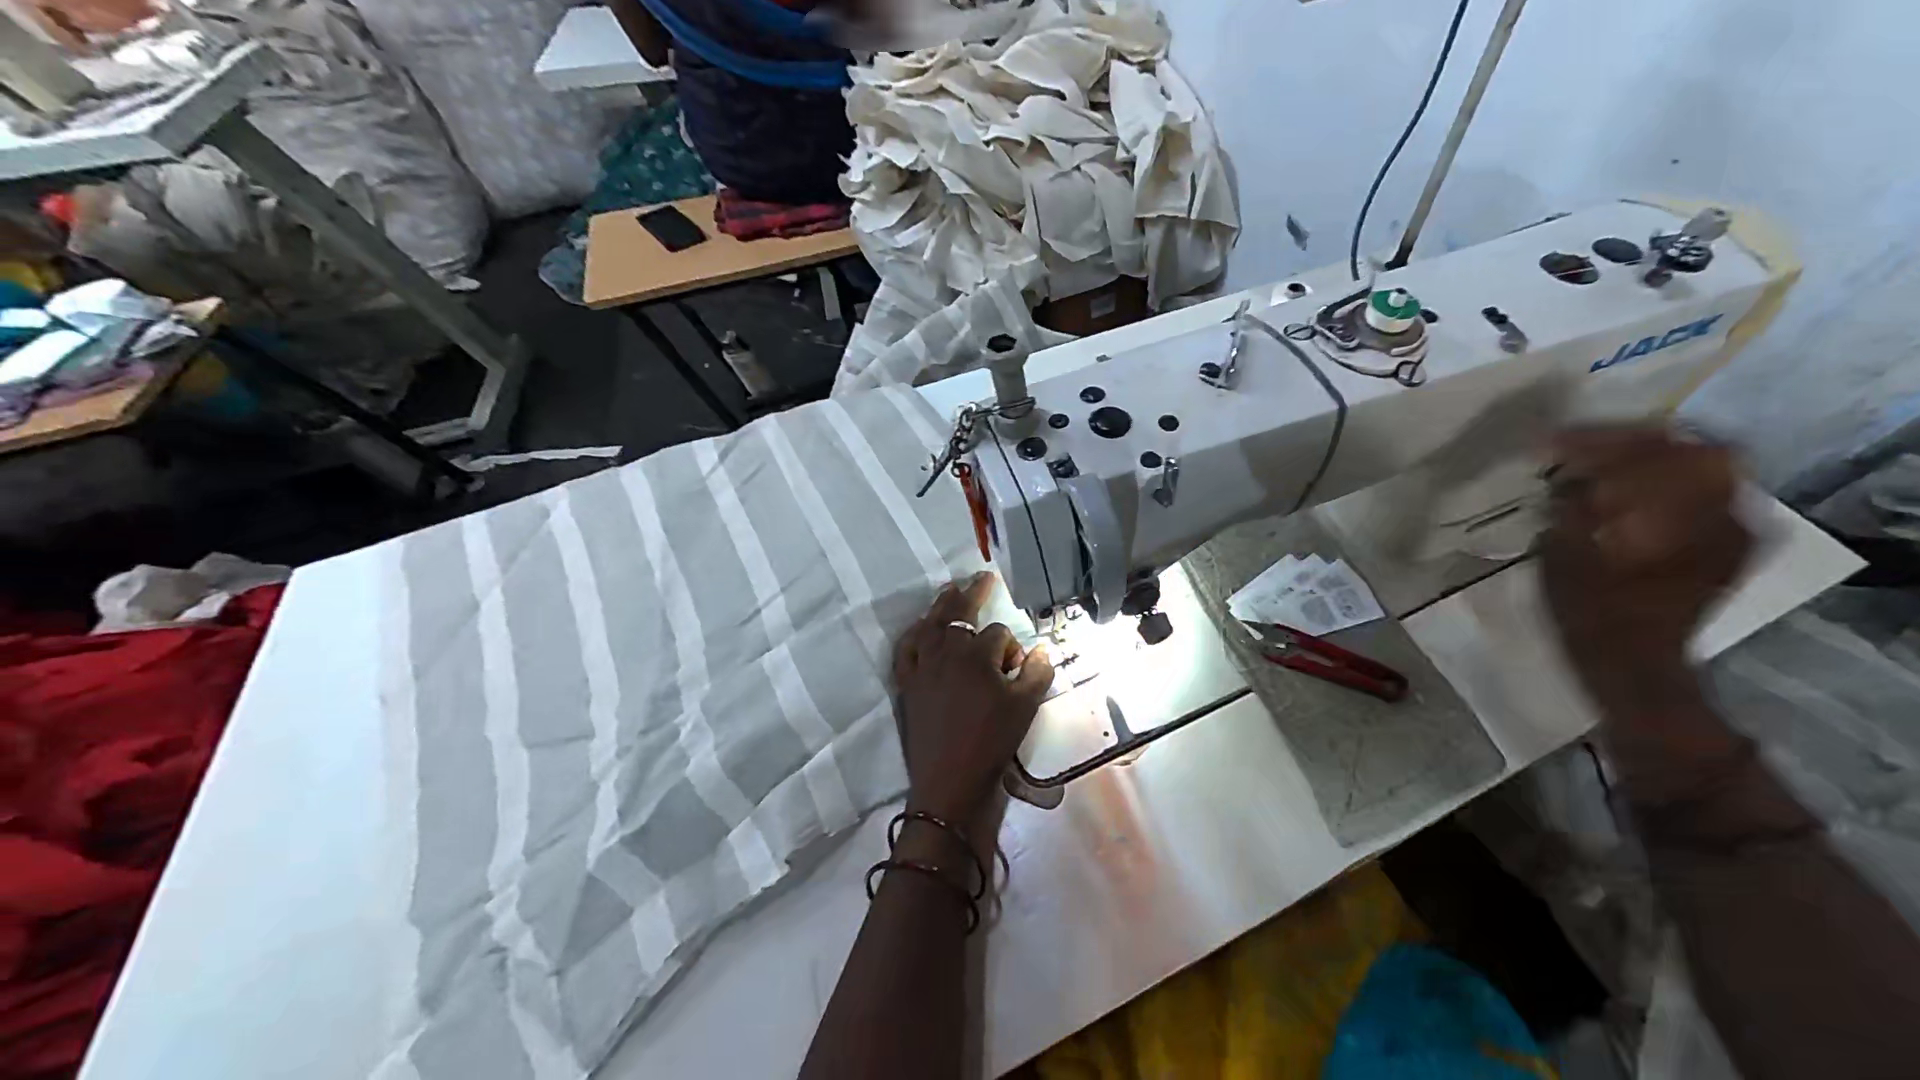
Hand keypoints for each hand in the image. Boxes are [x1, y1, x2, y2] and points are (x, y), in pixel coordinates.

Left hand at [893, 572, 1053, 826]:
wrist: (948, 781)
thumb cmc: (991, 743)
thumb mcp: (1025, 708)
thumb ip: (1037, 673)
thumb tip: (1042, 650)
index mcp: (975, 655)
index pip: (997, 634)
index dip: (1011, 646)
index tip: (1017, 666)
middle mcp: (944, 652)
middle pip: (957, 613)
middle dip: (972, 592)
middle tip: (981, 577)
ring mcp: (920, 667)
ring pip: (929, 625)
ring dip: (941, 606)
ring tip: (949, 590)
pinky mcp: (905, 684)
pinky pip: (905, 649)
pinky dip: (913, 634)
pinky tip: (919, 629)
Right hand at [1540, 427, 1751, 713]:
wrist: (1631, 663)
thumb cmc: (1587, 612)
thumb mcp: (1562, 553)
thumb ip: (1573, 505)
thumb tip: (1570, 474)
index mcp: (1681, 516)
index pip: (1653, 449)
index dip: (1601, 439)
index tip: (1553, 442)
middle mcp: (1725, 516)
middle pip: (1691, 451)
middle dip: (1634, 444)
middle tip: (1581, 450)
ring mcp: (1736, 532)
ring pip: (1703, 471)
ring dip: (1651, 463)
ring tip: (1600, 470)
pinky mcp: (1730, 546)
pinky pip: (1706, 497)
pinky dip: (1666, 488)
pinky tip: (1627, 498)